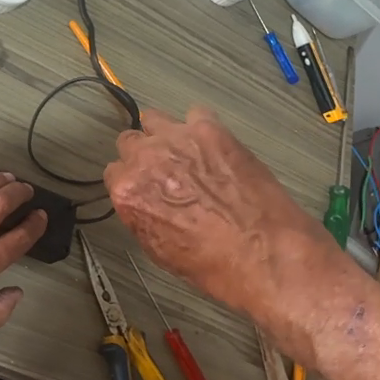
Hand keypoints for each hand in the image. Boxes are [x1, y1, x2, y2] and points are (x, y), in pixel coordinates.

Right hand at [104, 108, 332, 323]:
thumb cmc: (213, 264)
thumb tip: (145, 201)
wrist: (264, 251)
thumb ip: (142, 215)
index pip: (114, 173)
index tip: (144, 186)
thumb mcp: (159, 251)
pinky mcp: (210, 128)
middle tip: (164, 170)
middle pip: (129, 142)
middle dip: (143, 155)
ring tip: (185, 151)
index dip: (131, 181)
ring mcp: (178, 139)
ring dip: (164, 134)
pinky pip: (195, 115)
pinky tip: (213, 145)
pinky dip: (200, 127)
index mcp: (128, 192)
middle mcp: (146, 159)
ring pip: (154, 119)